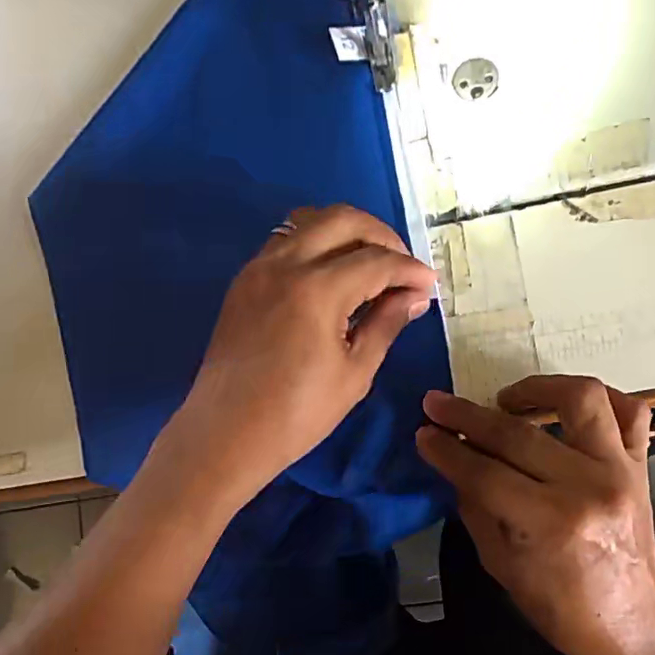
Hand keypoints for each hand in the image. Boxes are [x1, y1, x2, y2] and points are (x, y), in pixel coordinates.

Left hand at [158, 205, 436, 498]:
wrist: (226, 434)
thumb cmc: (297, 415)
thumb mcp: (354, 374)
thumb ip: (385, 325)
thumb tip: (414, 297)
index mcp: (317, 289)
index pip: (376, 261)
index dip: (409, 270)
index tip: (428, 285)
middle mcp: (285, 264)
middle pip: (342, 219)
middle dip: (381, 236)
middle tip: (402, 266)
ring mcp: (258, 268)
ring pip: (309, 222)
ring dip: (345, 233)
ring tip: (368, 266)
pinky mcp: (243, 282)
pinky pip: (285, 243)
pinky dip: (315, 246)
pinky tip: (331, 278)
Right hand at [414, 376, 654, 654]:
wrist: (628, 622)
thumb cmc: (558, 605)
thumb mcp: (500, 563)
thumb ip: (475, 506)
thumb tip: (454, 461)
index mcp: (549, 522)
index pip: (484, 472)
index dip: (447, 450)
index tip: (423, 432)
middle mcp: (587, 487)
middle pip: (518, 434)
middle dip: (468, 416)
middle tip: (439, 405)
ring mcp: (620, 471)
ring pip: (581, 399)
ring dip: (537, 388)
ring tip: (507, 398)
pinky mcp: (640, 466)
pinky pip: (630, 411)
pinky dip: (600, 398)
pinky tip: (567, 407)